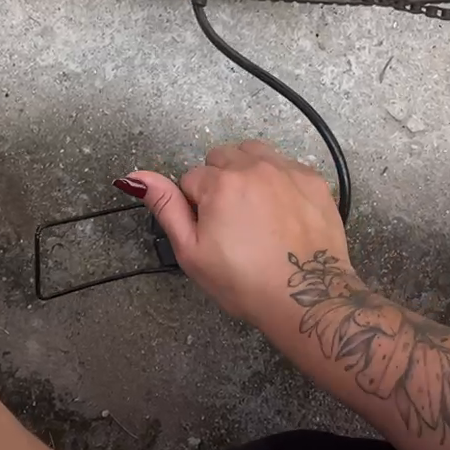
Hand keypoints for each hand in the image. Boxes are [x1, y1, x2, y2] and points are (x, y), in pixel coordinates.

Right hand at [123, 141, 351, 326]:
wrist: (307, 298)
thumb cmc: (245, 281)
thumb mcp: (192, 251)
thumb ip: (165, 206)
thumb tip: (136, 175)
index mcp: (221, 183)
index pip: (191, 178)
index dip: (195, 206)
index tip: (210, 231)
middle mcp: (255, 166)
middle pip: (221, 157)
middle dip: (219, 181)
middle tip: (230, 220)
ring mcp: (287, 170)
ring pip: (252, 152)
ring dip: (247, 171)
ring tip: (253, 208)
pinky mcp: (313, 179)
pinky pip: (285, 164)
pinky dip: (278, 179)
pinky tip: (280, 210)